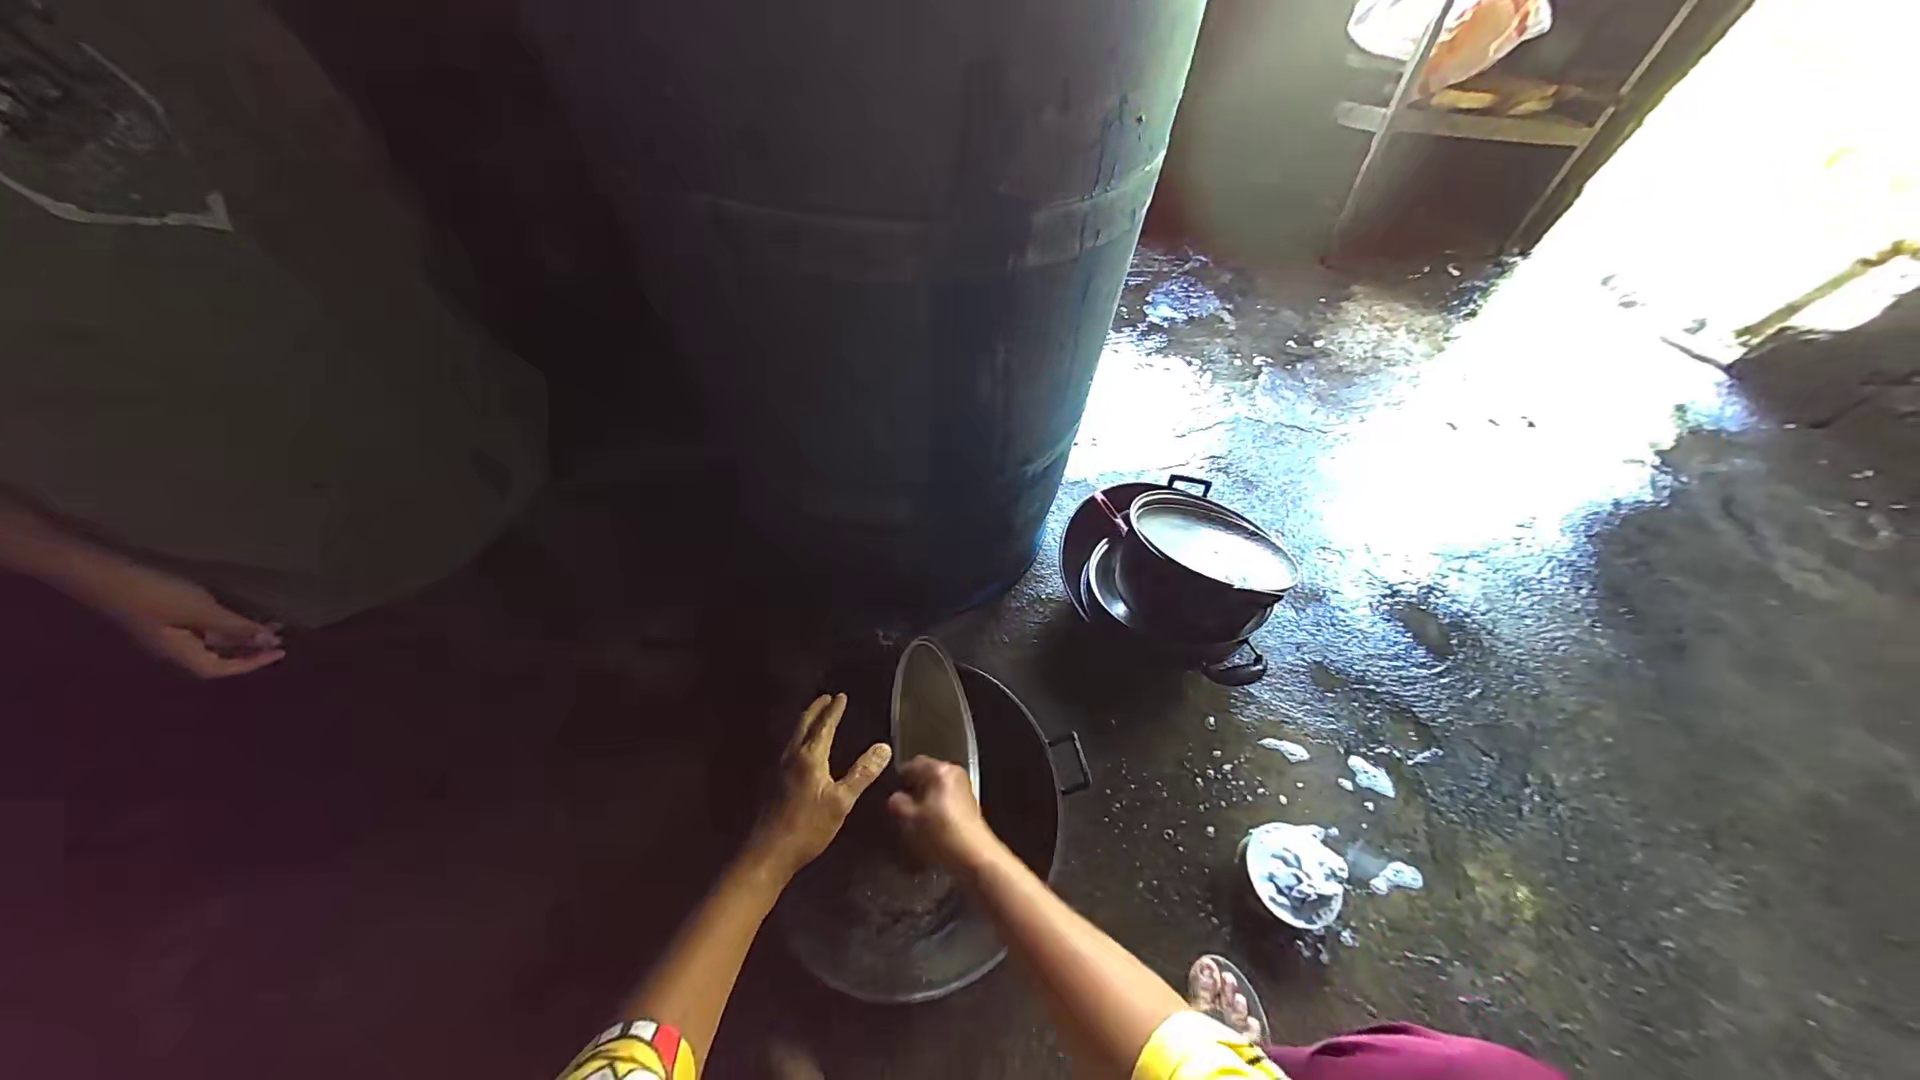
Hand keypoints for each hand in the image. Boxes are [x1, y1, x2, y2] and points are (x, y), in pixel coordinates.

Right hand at [63, 553, 284, 677]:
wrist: (101, 571)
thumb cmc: (152, 593)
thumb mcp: (200, 611)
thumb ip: (234, 627)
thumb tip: (270, 642)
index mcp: (176, 652)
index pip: (217, 669)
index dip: (250, 664)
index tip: (280, 653)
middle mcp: (171, 646)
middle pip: (217, 657)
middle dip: (250, 650)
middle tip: (282, 639)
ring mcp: (167, 630)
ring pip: (213, 640)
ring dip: (242, 635)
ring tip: (274, 626)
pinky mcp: (166, 615)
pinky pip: (204, 626)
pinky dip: (229, 624)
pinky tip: (247, 614)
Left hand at [748, 693, 890, 879]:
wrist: (769, 853)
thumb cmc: (808, 827)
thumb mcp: (842, 801)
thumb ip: (862, 773)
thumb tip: (883, 747)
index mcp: (810, 756)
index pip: (824, 725)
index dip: (834, 710)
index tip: (841, 696)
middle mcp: (792, 756)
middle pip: (804, 725)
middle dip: (816, 709)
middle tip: (826, 697)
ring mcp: (780, 768)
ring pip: (794, 735)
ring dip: (806, 721)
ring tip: (815, 716)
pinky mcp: (774, 781)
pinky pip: (789, 747)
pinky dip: (799, 736)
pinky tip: (802, 748)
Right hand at [887, 755, 1000, 873]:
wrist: (974, 857)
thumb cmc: (942, 835)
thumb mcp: (909, 819)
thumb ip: (897, 803)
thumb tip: (895, 799)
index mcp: (940, 770)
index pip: (912, 764)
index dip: (899, 779)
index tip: (892, 794)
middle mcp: (954, 774)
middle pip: (926, 776)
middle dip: (913, 792)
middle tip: (902, 811)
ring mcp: (964, 789)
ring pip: (936, 790)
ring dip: (924, 803)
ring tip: (915, 824)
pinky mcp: (969, 806)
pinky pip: (945, 801)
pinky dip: (936, 811)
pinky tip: (930, 830)